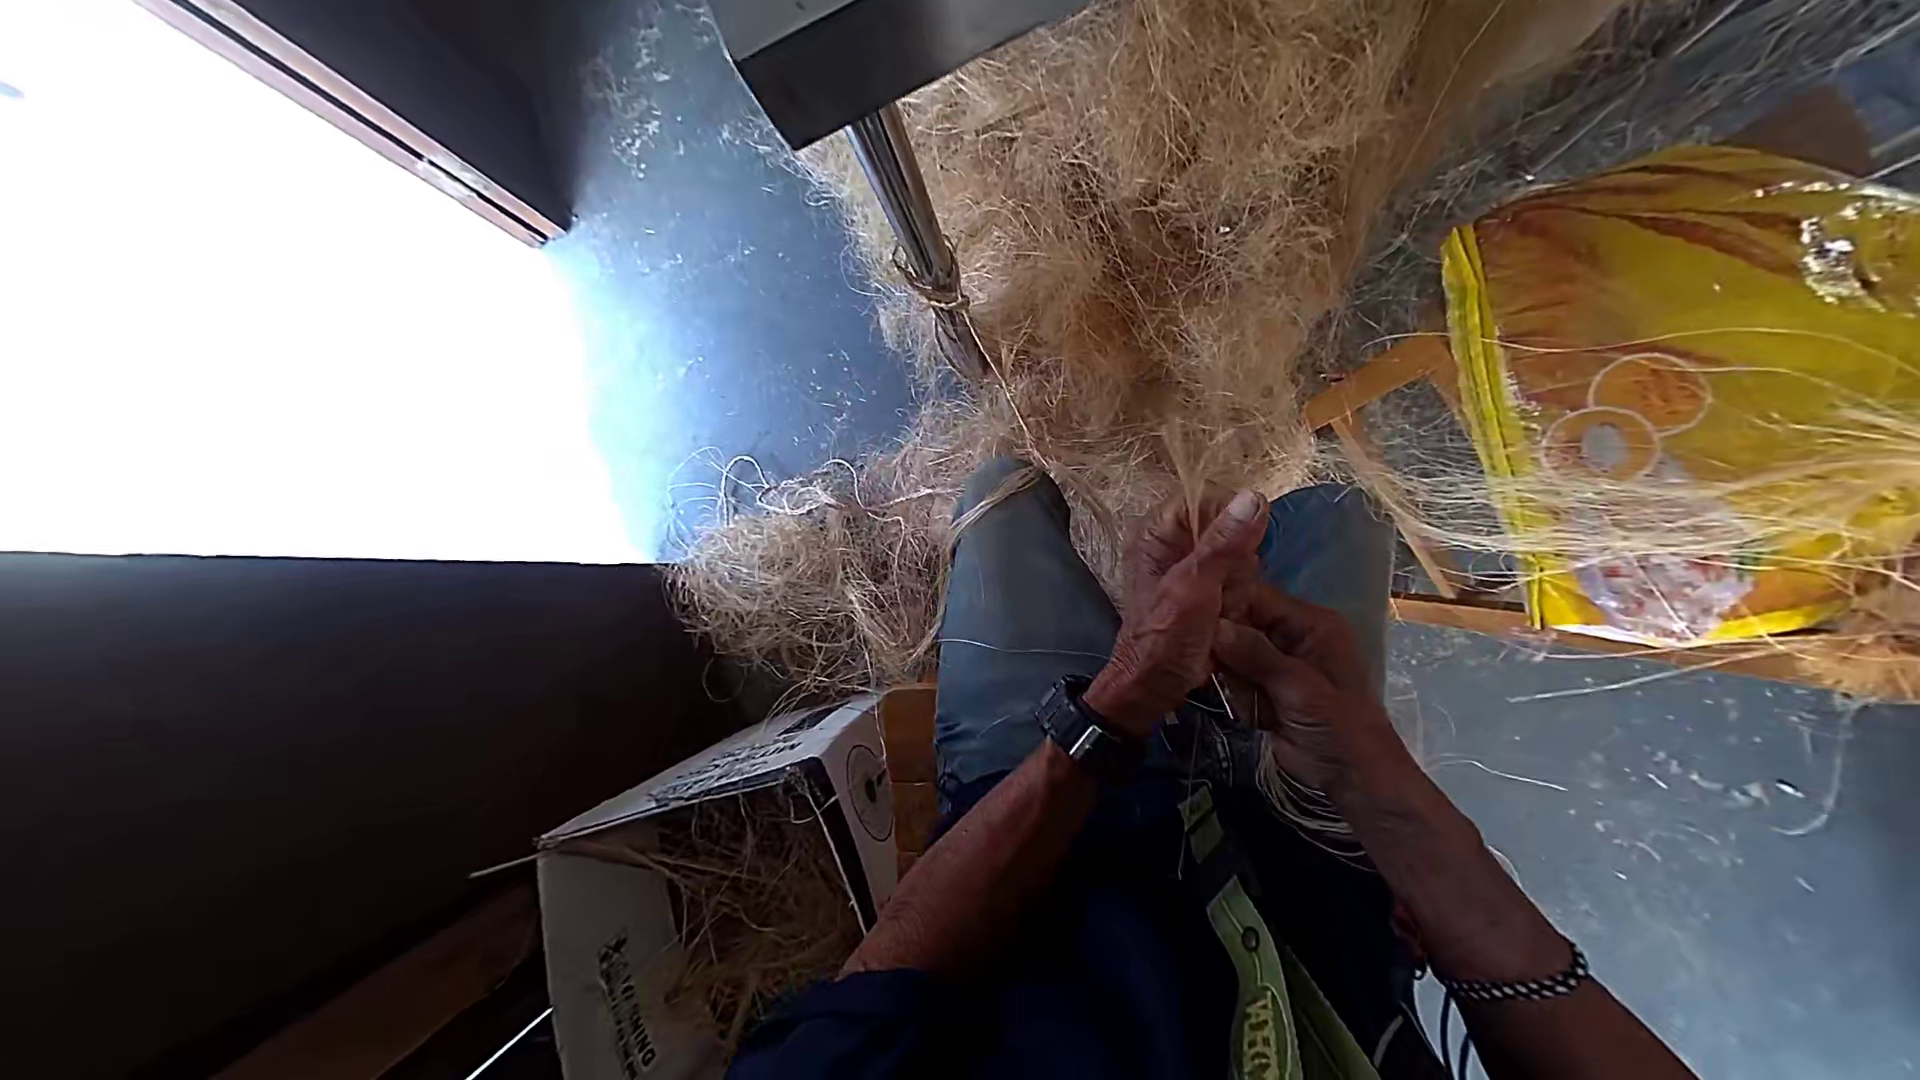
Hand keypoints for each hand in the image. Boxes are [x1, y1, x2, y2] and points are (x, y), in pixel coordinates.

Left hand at [1083, 488, 1268, 739]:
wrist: (1154, 685)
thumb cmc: (1165, 638)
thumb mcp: (1193, 588)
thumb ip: (1222, 545)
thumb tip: (1254, 497)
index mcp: (1155, 533)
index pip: (1204, 497)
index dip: (1229, 518)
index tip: (1240, 549)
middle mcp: (1170, 543)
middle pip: (1226, 527)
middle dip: (1236, 558)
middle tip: (1224, 590)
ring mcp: (1188, 566)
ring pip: (1237, 555)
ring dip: (1240, 581)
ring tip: (1223, 607)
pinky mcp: (1204, 589)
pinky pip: (1237, 579)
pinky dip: (1239, 596)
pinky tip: (1229, 615)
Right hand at [1210, 585, 1402, 794]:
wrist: (1354, 780)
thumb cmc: (1341, 728)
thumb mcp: (1300, 688)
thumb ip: (1257, 654)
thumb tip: (1213, 625)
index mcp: (1309, 624)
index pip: (1257, 596)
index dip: (1224, 600)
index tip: (1189, 610)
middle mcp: (1288, 635)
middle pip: (1238, 619)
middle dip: (1215, 633)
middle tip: (1185, 642)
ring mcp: (1272, 662)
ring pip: (1228, 646)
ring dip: (1215, 660)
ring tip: (1196, 666)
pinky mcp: (1259, 685)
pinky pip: (1229, 671)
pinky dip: (1219, 679)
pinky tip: (1205, 682)